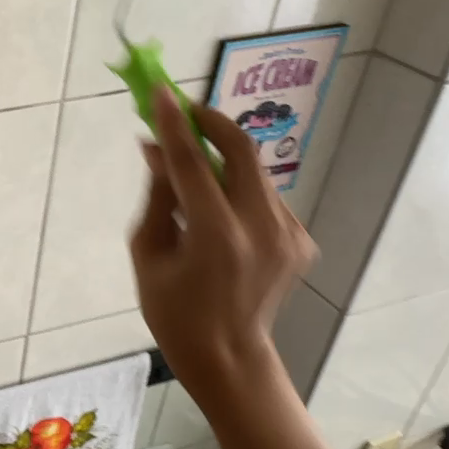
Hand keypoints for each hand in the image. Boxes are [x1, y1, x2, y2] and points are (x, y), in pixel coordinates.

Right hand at [130, 85, 315, 392]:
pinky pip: (263, 194)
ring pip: (252, 170)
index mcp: (217, 236)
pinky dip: (236, 186)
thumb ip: (157, 195)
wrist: (229, 357)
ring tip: (193, 169)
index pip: (191, 163)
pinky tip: (218, 208)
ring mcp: (288, 233)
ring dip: (221, 157)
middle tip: (182, 112)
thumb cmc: (172, 310)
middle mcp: (261, 227)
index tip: (160, 92)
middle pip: (240, 150)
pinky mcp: (300, 238)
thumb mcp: (148, 252)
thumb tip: (155, 147)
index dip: (173, 123)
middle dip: (210, 122)